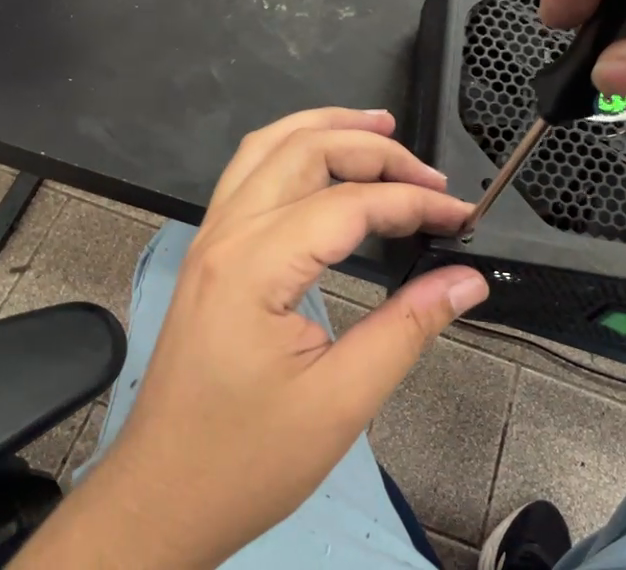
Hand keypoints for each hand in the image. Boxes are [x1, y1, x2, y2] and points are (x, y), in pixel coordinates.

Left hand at [10, 108, 487, 569]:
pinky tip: (323, 163)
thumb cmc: (244, 460)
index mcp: (255, 267)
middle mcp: (226, 236)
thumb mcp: (340, 402)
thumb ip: (408, 328)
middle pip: (303, 150)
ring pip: (266, 148)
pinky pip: (249, 174)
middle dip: (373, 149)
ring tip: (379, 127)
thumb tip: (467, 280)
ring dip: (325, 127)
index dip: (413, 203)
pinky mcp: (209, 256)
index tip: (461, 217)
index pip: (350, 203)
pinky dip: (294, 150)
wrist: (159, 499)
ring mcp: (210, 241)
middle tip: (428, 175)